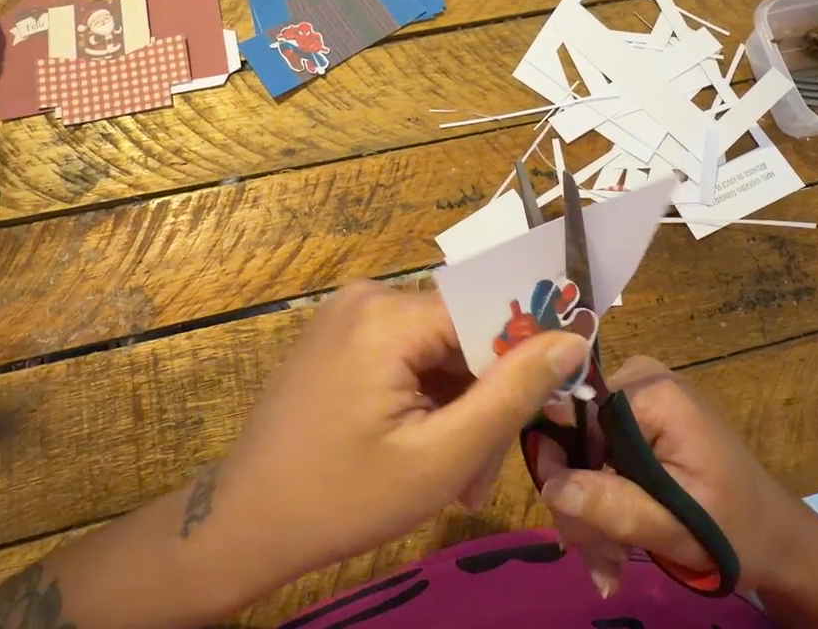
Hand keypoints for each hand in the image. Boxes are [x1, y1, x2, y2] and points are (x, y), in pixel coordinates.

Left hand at [209, 281, 590, 594]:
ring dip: (457, 407)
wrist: (244, 522)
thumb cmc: (342, 498)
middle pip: (461, 334)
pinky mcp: (338, 337)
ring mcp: (347, 315)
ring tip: (457, 476)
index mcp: (388, 315)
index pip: (488, 311)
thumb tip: (573, 338)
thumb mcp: (440, 456)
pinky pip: (405, 355)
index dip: (526, 357)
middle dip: (484, 399)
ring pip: (437, 350)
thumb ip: (511, 394)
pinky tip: (425, 451)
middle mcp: (368, 296)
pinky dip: (425, 399)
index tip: (551, 409)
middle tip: (486, 470)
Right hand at [533, 355, 808, 597]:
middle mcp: (639, 375)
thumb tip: (550, 485)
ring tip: (611, 563)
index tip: (572, 524)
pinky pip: (599, 446)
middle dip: (577, 500)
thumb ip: (613, 505)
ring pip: (581, 445)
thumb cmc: (737, 531)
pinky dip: (601, 494)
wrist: (778, 537)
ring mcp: (640, 390)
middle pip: (574, 432)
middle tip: (601, 561)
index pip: (570, 413)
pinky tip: (615, 540)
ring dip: (588, 507)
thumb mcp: (675, 528)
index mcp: (650, 391)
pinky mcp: (641, 410)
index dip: (558, 465)